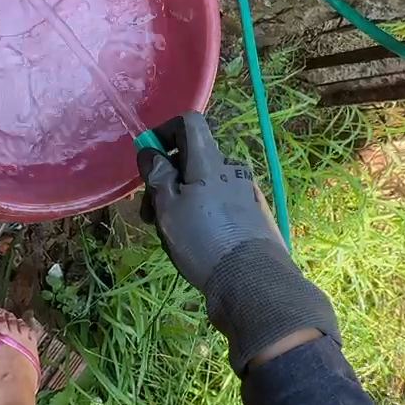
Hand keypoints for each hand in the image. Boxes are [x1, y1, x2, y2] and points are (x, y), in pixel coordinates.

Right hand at [137, 112, 283, 289]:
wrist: (254, 282)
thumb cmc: (203, 240)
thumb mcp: (169, 208)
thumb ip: (158, 176)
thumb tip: (151, 152)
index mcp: (209, 161)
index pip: (189, 122)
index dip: (164, 131)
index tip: (150, 158)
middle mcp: (230, 169)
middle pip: (192, 159)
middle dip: (167, 180)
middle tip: (151, 214)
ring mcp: (245, 191)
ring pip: (204, 184)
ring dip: (182, 201)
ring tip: (171, 236)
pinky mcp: (253, 214)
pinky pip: (219, 202)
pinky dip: (202, 213)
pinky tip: (197, 243)